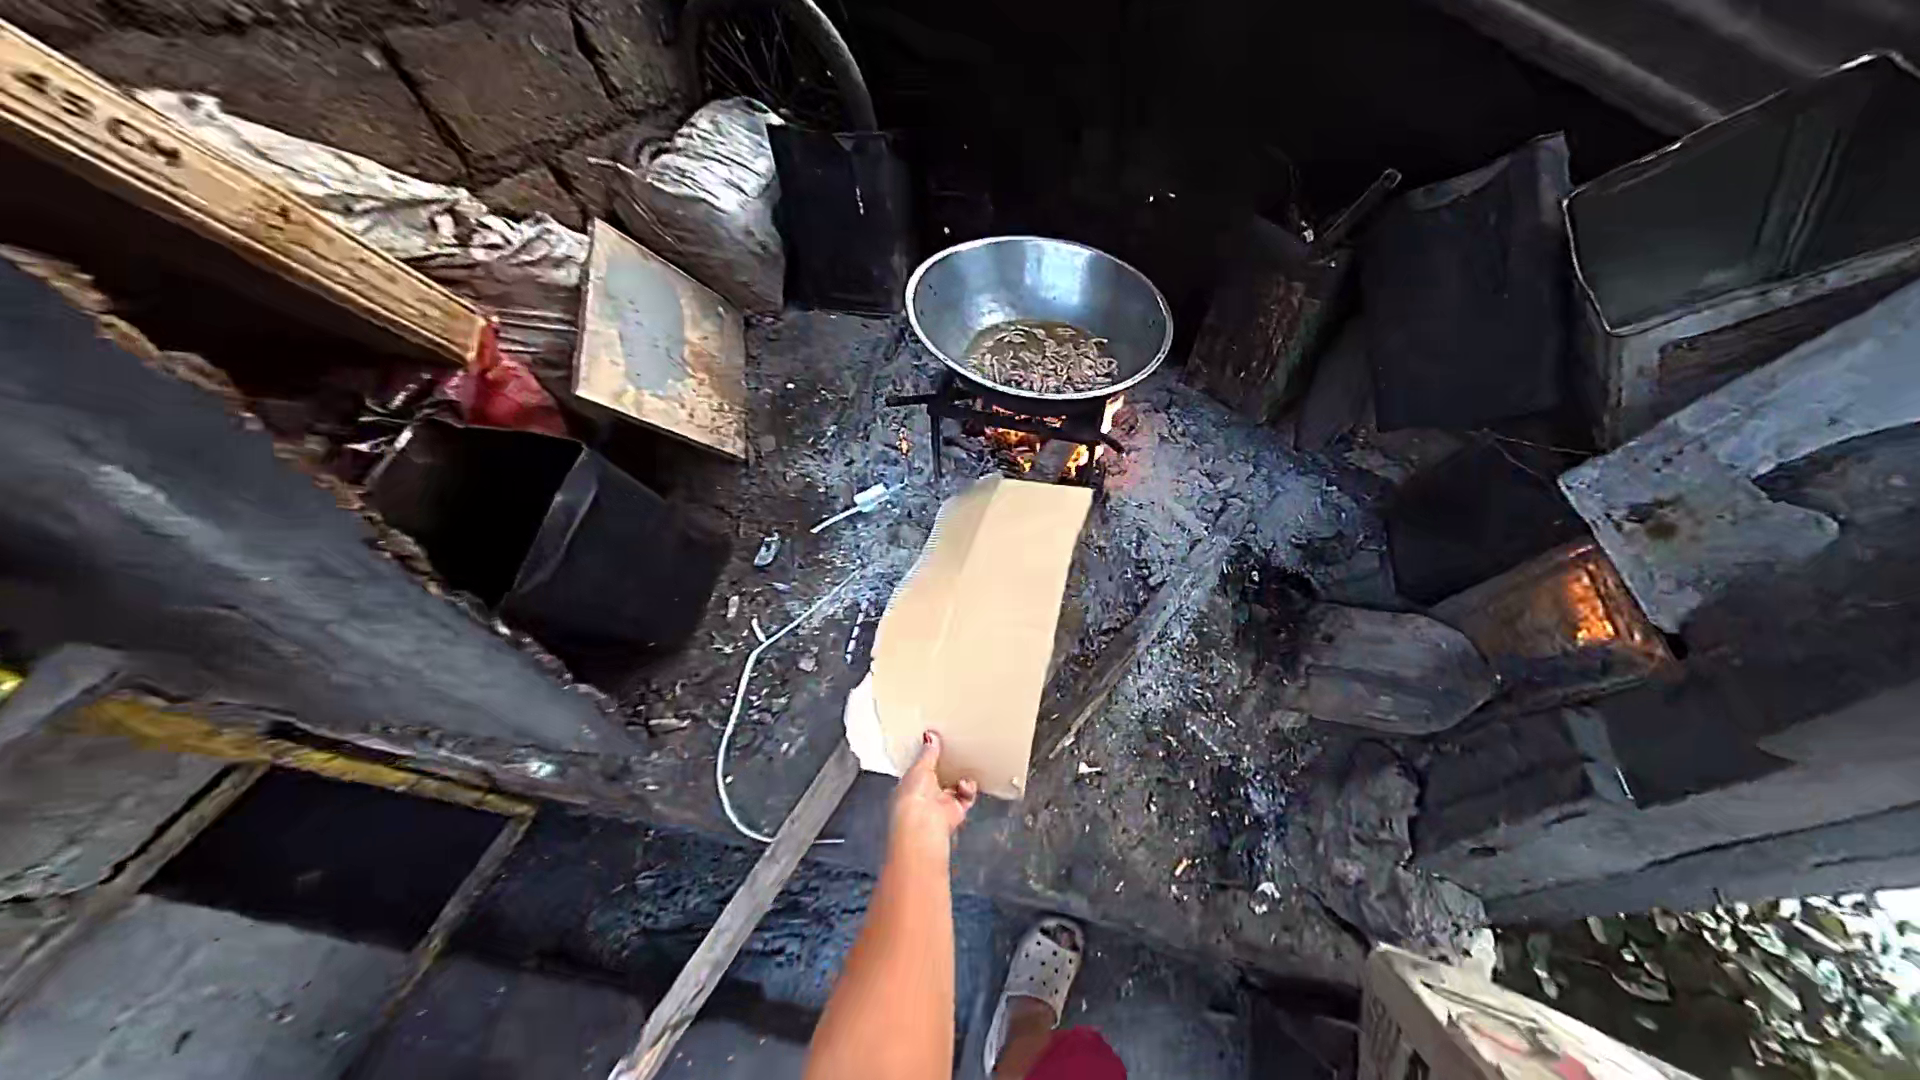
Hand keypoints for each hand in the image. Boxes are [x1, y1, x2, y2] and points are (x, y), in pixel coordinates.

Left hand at [890, 731, 976, 860]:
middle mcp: (925, 796)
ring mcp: (941, 804)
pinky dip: (968, 789)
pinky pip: (967, 797)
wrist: (923, 824)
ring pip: (955, 787)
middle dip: (948, 767)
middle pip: (940, 777)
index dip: (929, 759)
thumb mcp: (919, 767)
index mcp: (910, 785)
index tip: (939, 745)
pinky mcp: (956, 811)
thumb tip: (930, 735)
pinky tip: (964, 784)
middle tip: (956, 753)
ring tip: (962, 768)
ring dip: (961, 777)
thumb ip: (928, 752)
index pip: (921, 770)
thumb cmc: (913, 795)